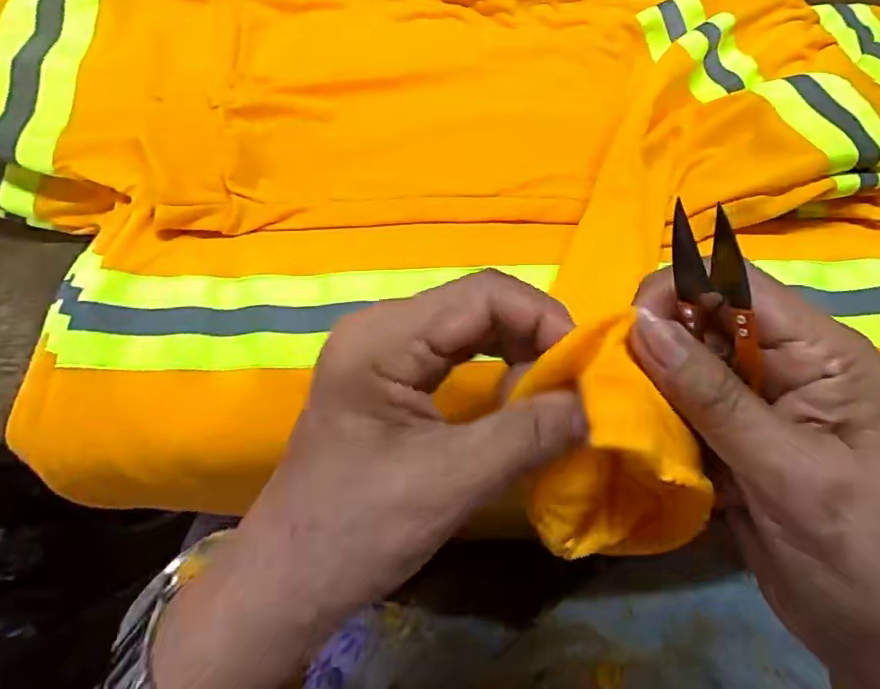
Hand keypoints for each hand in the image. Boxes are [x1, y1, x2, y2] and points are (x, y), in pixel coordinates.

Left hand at [152, 271, 587, 688]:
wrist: (285, 586)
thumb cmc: (357, 531)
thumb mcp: (451, 482)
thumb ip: (528, 434)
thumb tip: (594, 402)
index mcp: (383, 337)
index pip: (484, 294)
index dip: (542, 318)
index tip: (580, 365)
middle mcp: (383, 325)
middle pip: (481, 302)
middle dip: (535, 335)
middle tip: (572, 379)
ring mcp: (384, 345)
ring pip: (475, 322)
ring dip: (521, 349)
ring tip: (549, 390)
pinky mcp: (392, 369)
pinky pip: (461, 347)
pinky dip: (499, 363)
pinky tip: (517, 393)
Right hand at [630, 268, 879, 688]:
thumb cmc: (861, 557)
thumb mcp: (787, 475)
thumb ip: (713, 398)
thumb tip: (643, 324)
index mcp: (823, 352)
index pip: (743, 285)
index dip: (684, 288)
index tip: (633, 327)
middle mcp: (793, 361)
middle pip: (712, 315)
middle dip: (663, 334)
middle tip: (620, 373)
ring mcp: (767, 400)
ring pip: (695, 358)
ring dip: (657, 377)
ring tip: (627, 406)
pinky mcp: (744, 435)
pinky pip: (692, 403)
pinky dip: (664, 414)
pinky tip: (647, 435)